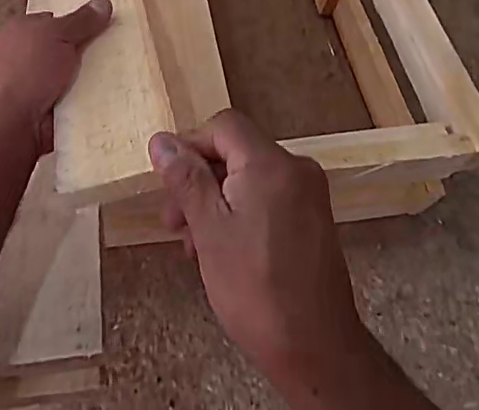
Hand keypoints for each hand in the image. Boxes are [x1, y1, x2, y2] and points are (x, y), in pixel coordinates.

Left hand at [0, 0, 111, 148]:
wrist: (17, 123)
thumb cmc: (32, 69)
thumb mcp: (60, 35)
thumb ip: (82, 20)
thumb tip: (104, 1)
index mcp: (20, 30)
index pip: (53, 20)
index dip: (75, 23)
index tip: (100, 27)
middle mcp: (22, 54)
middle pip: (62, 46)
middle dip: (84, 50)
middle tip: (113, 50)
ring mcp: (30, 82)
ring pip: (68, 72)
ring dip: (86, 75)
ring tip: (114, 72)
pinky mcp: (41, 106)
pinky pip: (69, 94)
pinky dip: (83, 94)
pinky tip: (103, 93)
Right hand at [150, 110, 433, 408]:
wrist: (317, 352)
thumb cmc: (257, 290)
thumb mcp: (209, 230)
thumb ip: (186, 179)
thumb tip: (161, 141)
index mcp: (271, 163)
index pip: (224, 126)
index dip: (191, 145)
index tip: (169, 181)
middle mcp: (296, 168)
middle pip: (236, 150)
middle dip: (200, 179)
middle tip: (173, 219)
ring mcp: (308, 193)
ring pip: (249, 176)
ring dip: (216, 200)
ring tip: (194, 242)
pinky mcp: (313, 217)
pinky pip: (268, 196)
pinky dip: (240, 211)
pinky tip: (222, 247)